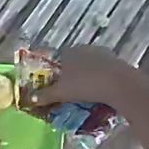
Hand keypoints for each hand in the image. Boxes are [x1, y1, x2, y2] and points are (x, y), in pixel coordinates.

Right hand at [26, 45, 146, 110]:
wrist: (119, 86)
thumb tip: (29, 100)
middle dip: (70, 75)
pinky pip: (103, 73)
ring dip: (86, 78)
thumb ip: (44, 95)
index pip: (58, 58)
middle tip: (67, 91)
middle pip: (74, 62)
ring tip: (83, 95)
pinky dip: (99, 82)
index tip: (53, 83)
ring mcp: (104, 55)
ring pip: (90, 67)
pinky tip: (98, 94)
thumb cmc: (85, 85)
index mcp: (70, 51)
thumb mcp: (60, 93)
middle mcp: (86, 49)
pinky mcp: (118, 64)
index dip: (54, 71)